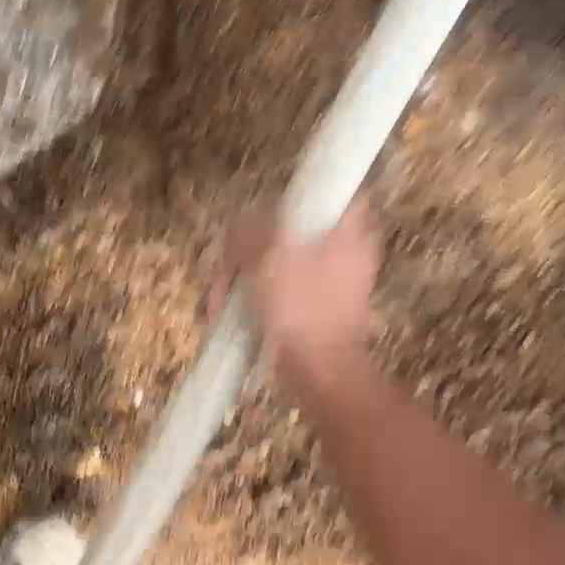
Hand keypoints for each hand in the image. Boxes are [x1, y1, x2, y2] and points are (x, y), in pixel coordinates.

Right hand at [217, 206, 380, 395]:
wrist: (319, 368)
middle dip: (247, 252)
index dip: (296, 200)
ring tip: (217, 301)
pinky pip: (274, 295)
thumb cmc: (302, 308)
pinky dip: (249, 302)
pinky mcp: (310, 312)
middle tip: (226, 270)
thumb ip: (251, 232)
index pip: (331, 196)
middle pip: (289, 235)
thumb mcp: (269, 258)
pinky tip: (224, 315)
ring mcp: (326, 286)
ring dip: (239, 281)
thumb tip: (239, 222)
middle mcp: (342, 254)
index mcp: (347, 233)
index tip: (263, 213)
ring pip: (274, 267)